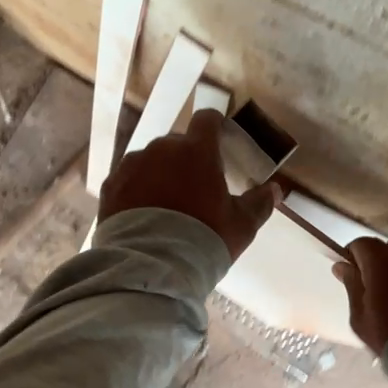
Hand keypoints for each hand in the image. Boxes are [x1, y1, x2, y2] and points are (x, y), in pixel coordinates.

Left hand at [99, 109, 280, 259]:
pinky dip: (136, 190)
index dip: (215, 126)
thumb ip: (259, 204)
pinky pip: (128, 179)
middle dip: (186, 158)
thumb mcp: (241, 226)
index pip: (207, 120)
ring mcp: (132, 165)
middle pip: (177, 143)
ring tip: (166, 204)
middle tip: (195, 186)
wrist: (151, 268)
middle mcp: (162, 149)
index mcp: (197, 151)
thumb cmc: (204, 240)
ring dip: (159, 173)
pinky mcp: (111, 186)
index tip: (219, 137)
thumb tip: (276, 190)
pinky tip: (143, 214)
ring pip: (150, 160)